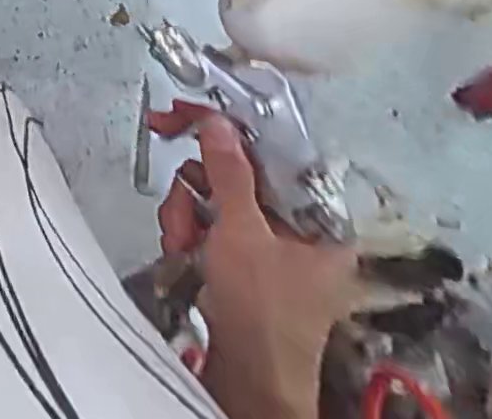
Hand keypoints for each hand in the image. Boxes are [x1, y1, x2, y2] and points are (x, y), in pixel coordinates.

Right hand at [159, 117, 353, 418]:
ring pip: (209, 198)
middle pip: (233, 176)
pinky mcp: (235, 257)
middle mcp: (294, 226)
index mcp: (318, 220)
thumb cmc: (260, 305)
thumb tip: (218, 119)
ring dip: (185, 213)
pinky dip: (185, 231)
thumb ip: (229, 173)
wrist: (248, 379)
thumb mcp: (243, 232)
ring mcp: (262, 243)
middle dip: (196, 187)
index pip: (273, 155)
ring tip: (183, 242)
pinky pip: (202, 222)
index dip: (230, 131)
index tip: (188, 113)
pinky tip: (182, 251)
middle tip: (173, 184)